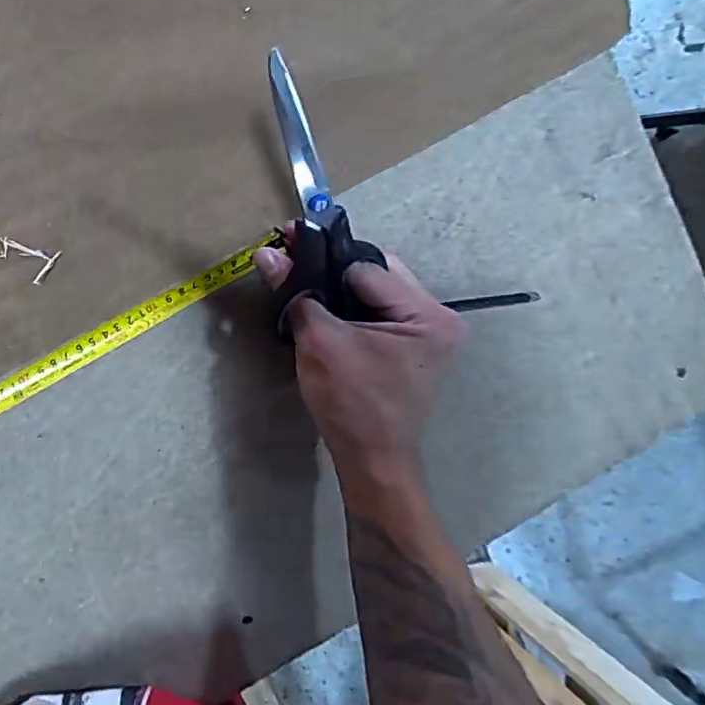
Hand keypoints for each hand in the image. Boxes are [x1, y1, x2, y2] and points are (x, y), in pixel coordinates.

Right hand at [254, 245, 465, 490]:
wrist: (369, 458)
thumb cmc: (350, 402)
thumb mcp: (317, 340)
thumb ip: (295, 290)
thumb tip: (266, 252)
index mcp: (427, 314)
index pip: (365, 267)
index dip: (322, 260)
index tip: (287, 245)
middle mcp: (438, 317)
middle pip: (375, 271)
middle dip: (332, 267)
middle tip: (293, 263)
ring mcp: (428, 333)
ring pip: (375, 288)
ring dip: (339, 286)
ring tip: (304, 286)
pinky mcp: (412, 347)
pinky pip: (377, 309)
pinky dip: (349, 305)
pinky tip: (323, 309)